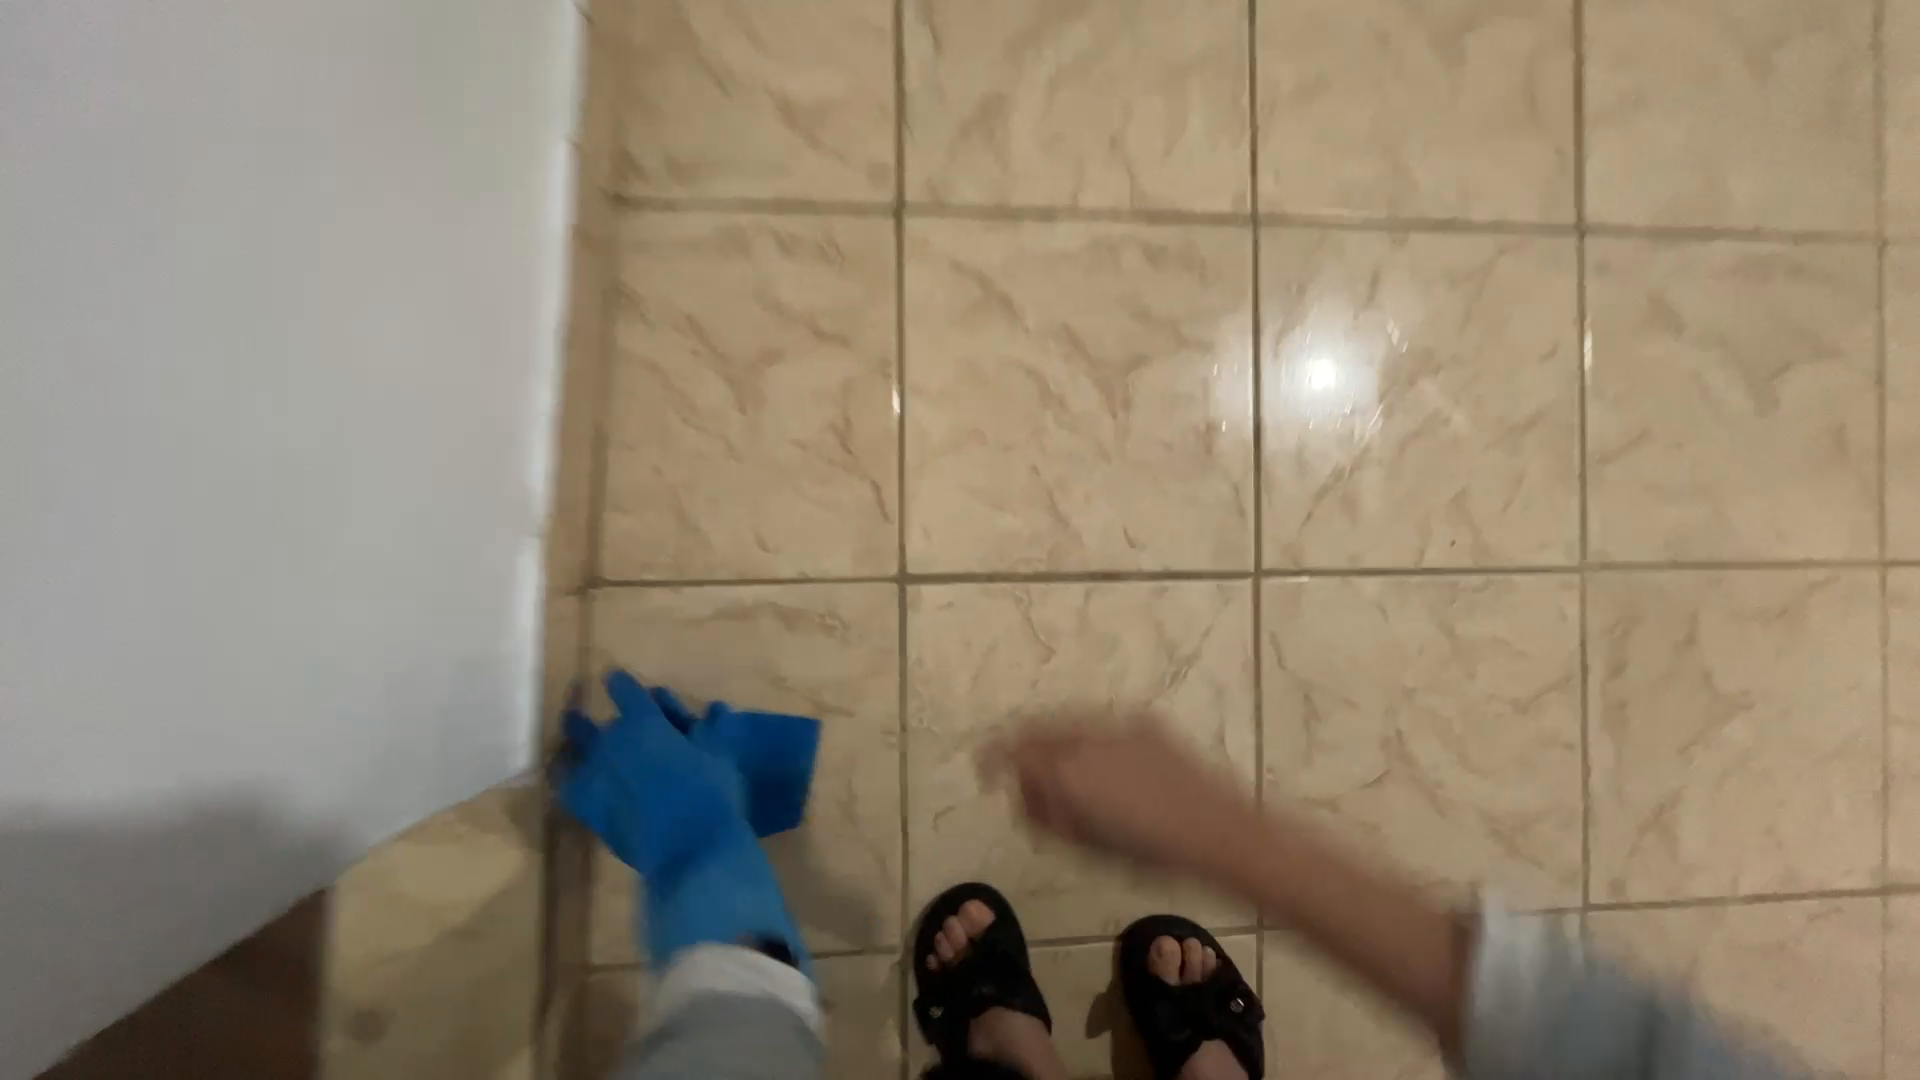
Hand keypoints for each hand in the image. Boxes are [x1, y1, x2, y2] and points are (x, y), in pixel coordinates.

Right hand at [978, 715, 1256, 875]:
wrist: (1221, 832)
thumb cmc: (1151, 855)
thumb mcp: (1087, 845)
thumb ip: (1047, 814)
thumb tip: (1024, 794)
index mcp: (1066, 770)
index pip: (1012, 749)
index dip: (991, 755)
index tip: (983, 765)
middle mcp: (1085, 736)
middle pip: (1037, 730)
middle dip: (1026, 751)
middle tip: (1029, 782)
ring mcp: (1117, 724)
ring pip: (1069, 724)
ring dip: (1058, 744)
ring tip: (1068, 775)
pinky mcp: (1144, 722)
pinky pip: (1103, 727)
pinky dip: (1092, 742)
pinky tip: (1107, 769)